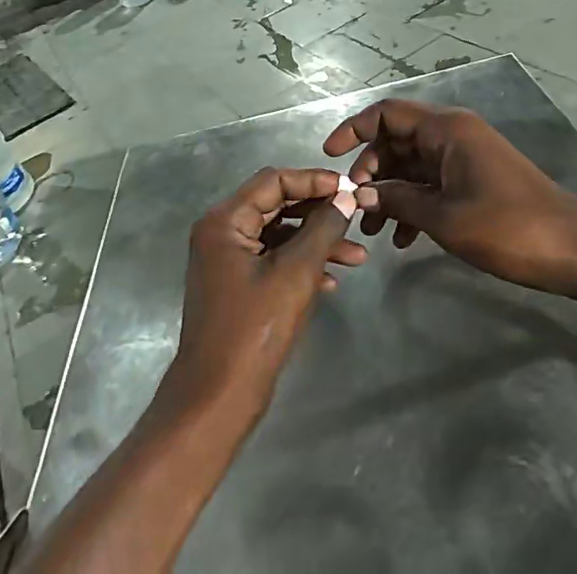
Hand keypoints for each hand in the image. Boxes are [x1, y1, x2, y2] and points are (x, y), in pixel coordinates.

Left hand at [162, 168, 365, 414]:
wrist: (217, 396)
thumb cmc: (254, 328)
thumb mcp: (296, 273)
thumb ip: (323, 229)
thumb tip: (346, 198)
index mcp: (225, 221)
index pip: (273, 181)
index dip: (314, 180)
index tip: (350, 189)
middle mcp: (221, 233)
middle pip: (277, 205)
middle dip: (319, 213)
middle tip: (357, 217)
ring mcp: (228, 261)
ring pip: (280, 236)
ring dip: (317, 242)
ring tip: (358, 257)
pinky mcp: (238, 286)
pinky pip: (274, 261)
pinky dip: (302, 265)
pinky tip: (332, 281)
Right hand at [322, 100, 576, 298]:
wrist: (574, 249)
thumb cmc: (508, 227)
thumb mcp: (443, 216)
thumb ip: (396, 200)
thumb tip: (359, 194)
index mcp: (447, 129)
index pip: (387, 113)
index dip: (353, 129)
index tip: (329, 156)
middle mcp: (454, 135)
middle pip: (397, 139)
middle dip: (371, 170)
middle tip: (356, 206)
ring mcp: (466, 157)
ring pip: (412, 165)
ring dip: (390, 192)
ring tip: (374, 231)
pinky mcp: (474, 180)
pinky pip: (432, 182)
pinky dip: (414, 204)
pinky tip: (403, 239)